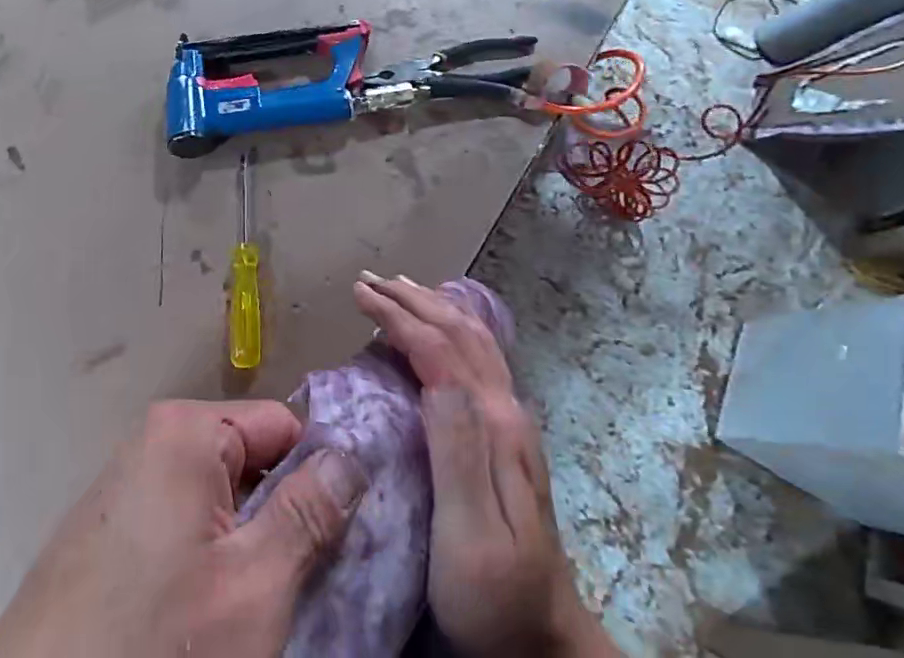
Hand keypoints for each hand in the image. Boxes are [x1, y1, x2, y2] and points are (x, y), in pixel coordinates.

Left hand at [0, 400, 367, 657]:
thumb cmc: (156, 642)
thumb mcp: (255, 582)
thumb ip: (310, 511)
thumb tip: (350, 457)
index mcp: (186, 431)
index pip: (283, 424)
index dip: (318, 472)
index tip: (338, 526)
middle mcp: (152, 442)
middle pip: (250, 458)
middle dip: (281, 509)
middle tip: (302, 572)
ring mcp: (124, 487)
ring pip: (217, 495)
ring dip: (246, 538)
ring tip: (254, 596)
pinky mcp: (107, 532)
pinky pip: (180, 521)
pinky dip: (206, 555)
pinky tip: (205, 607)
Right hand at [354, 273, 619, 657]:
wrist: (543, 636)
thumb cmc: (492, 594)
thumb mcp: (469, 532)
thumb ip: (457, 449)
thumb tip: (439, 374)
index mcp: (493, 424)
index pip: (441, 347)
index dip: (400, 315)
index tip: (359, 293)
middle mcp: (506, 409)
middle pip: (460, 332)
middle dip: (413, 299)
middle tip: (368, 281)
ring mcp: (510, 420)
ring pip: (473, 340)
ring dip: (433, 307)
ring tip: (398, 289)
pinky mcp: (504, 434)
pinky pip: (476, 358)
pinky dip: (450, 329)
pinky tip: (438, 329)